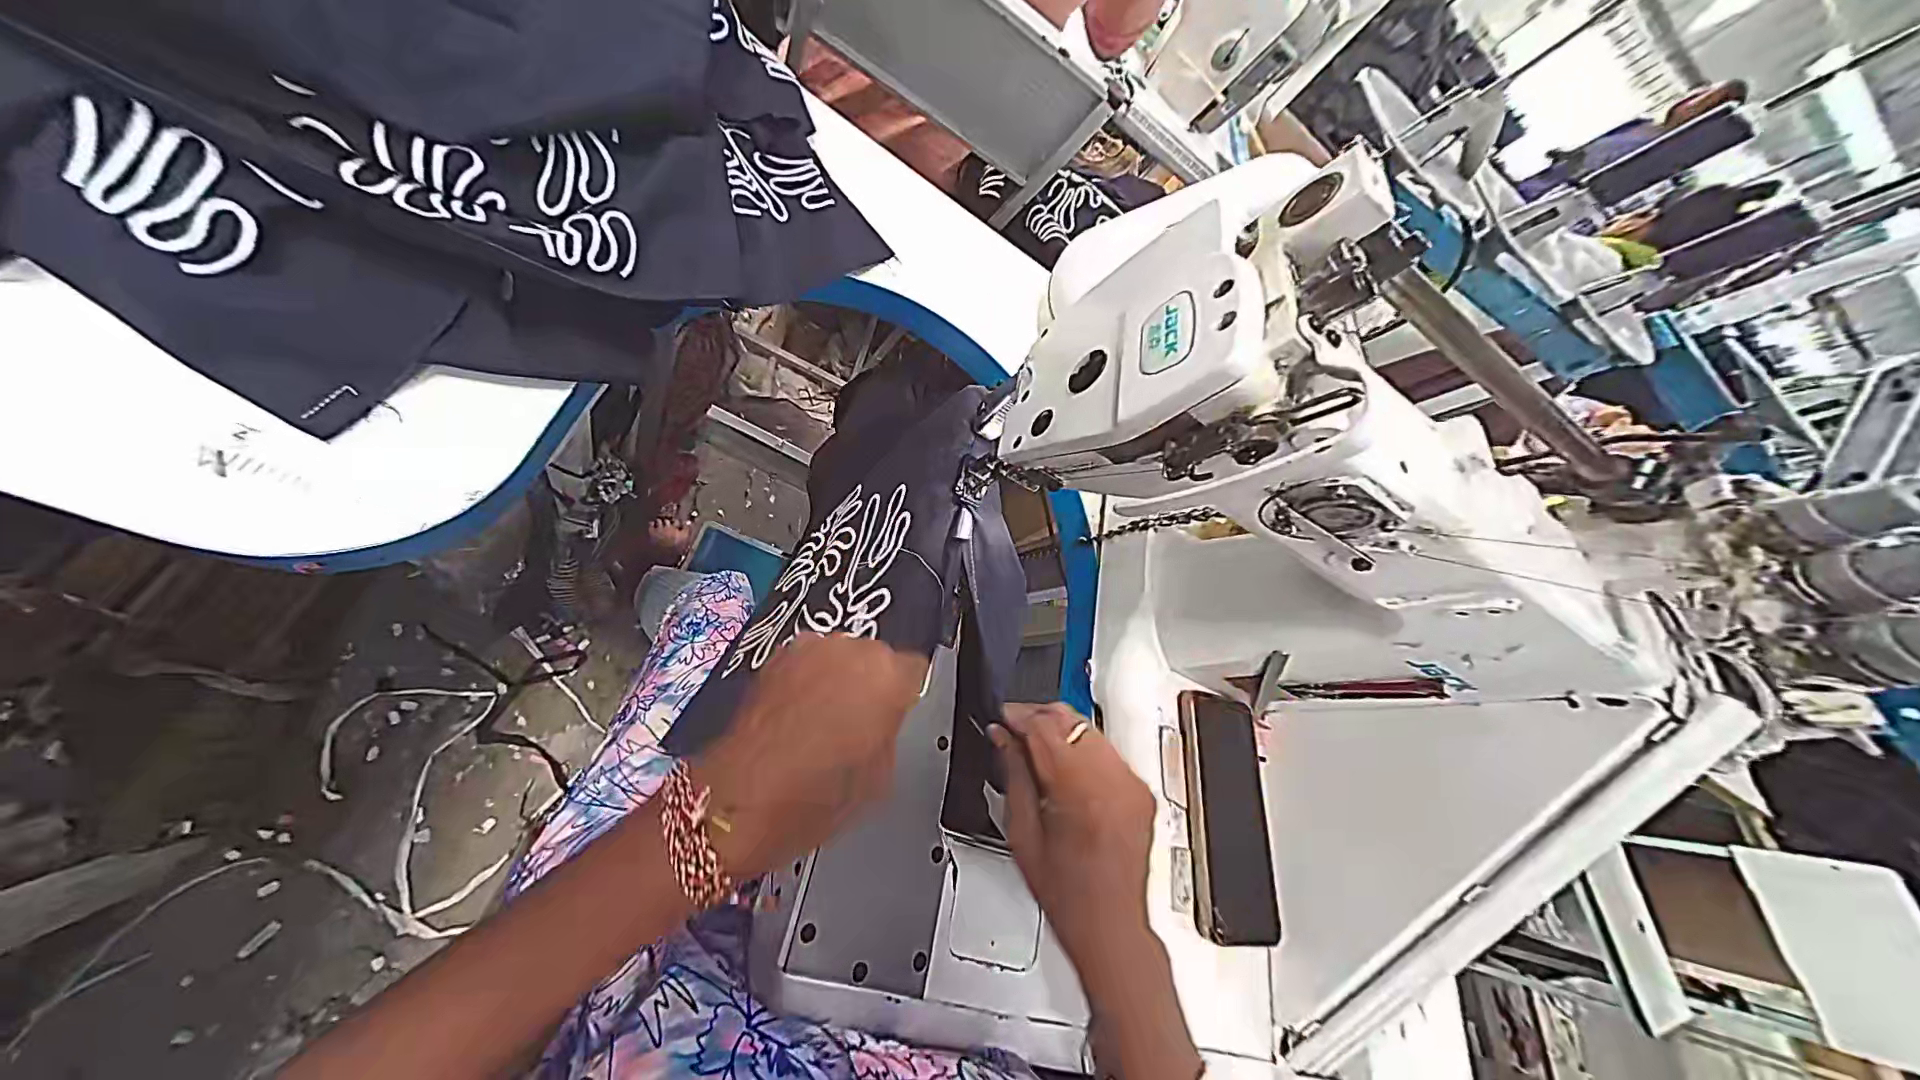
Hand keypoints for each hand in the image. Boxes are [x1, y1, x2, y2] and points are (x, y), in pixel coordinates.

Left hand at [691, 633, 927, 878]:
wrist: (739, 800)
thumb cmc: (812, 796)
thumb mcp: (880, 772)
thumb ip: (890, 727)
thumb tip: (883, 718)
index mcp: (888, 675)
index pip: (915, 669)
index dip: (906, 694)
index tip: (897, 711)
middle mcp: (850, 650)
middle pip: (875, 658)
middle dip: (870, 685)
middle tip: (859, 723)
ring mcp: (810, 647)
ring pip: (840, 656)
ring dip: (837, 679)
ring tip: (824, 721)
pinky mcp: (775, 656)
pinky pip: (807, 662)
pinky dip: (807, 681)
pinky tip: (798, 716)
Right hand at [990, 703, 1156, 970]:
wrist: (1110, 926)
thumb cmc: (1068, 895)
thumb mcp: (1023, 833)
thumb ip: (1014, 774)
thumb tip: (1003, 738)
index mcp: (1079, 791)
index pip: (1045, 727)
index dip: (1018, 716)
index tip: (1003, 718)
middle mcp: (1112, 782)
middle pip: (1071, 719)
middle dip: (1039, 717)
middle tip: (1015, 729)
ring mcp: (1131, 785)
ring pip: (1091, 729)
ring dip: (1061, 730)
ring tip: (1037, 748)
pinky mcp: (1141, 792)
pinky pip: (1108, 752)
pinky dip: (1084, 750)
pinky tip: (1066, 767)